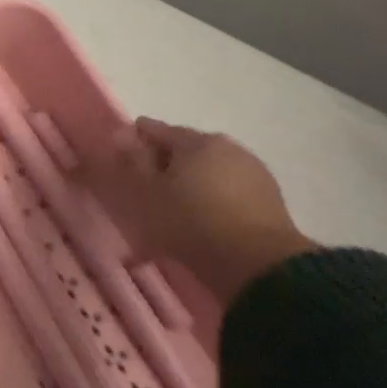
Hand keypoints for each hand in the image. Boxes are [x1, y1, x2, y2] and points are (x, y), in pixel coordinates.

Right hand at [82, 118, 314, 303]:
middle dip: (164, 158)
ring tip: (171, 199)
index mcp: (196, 142)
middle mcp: (228, 147)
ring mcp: (252, 169)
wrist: (253, 258)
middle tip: (143, 179)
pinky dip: (209, 192)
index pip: (159, 129)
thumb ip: (132, 161)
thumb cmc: (187, 220)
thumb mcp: (146, 192)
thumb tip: (121, 136)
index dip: (136, 136)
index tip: (120, 149)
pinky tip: (199, 211)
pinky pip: (227, 185)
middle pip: (187, 147)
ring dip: (189, 176)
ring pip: (209, 166)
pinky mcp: (266, 194)